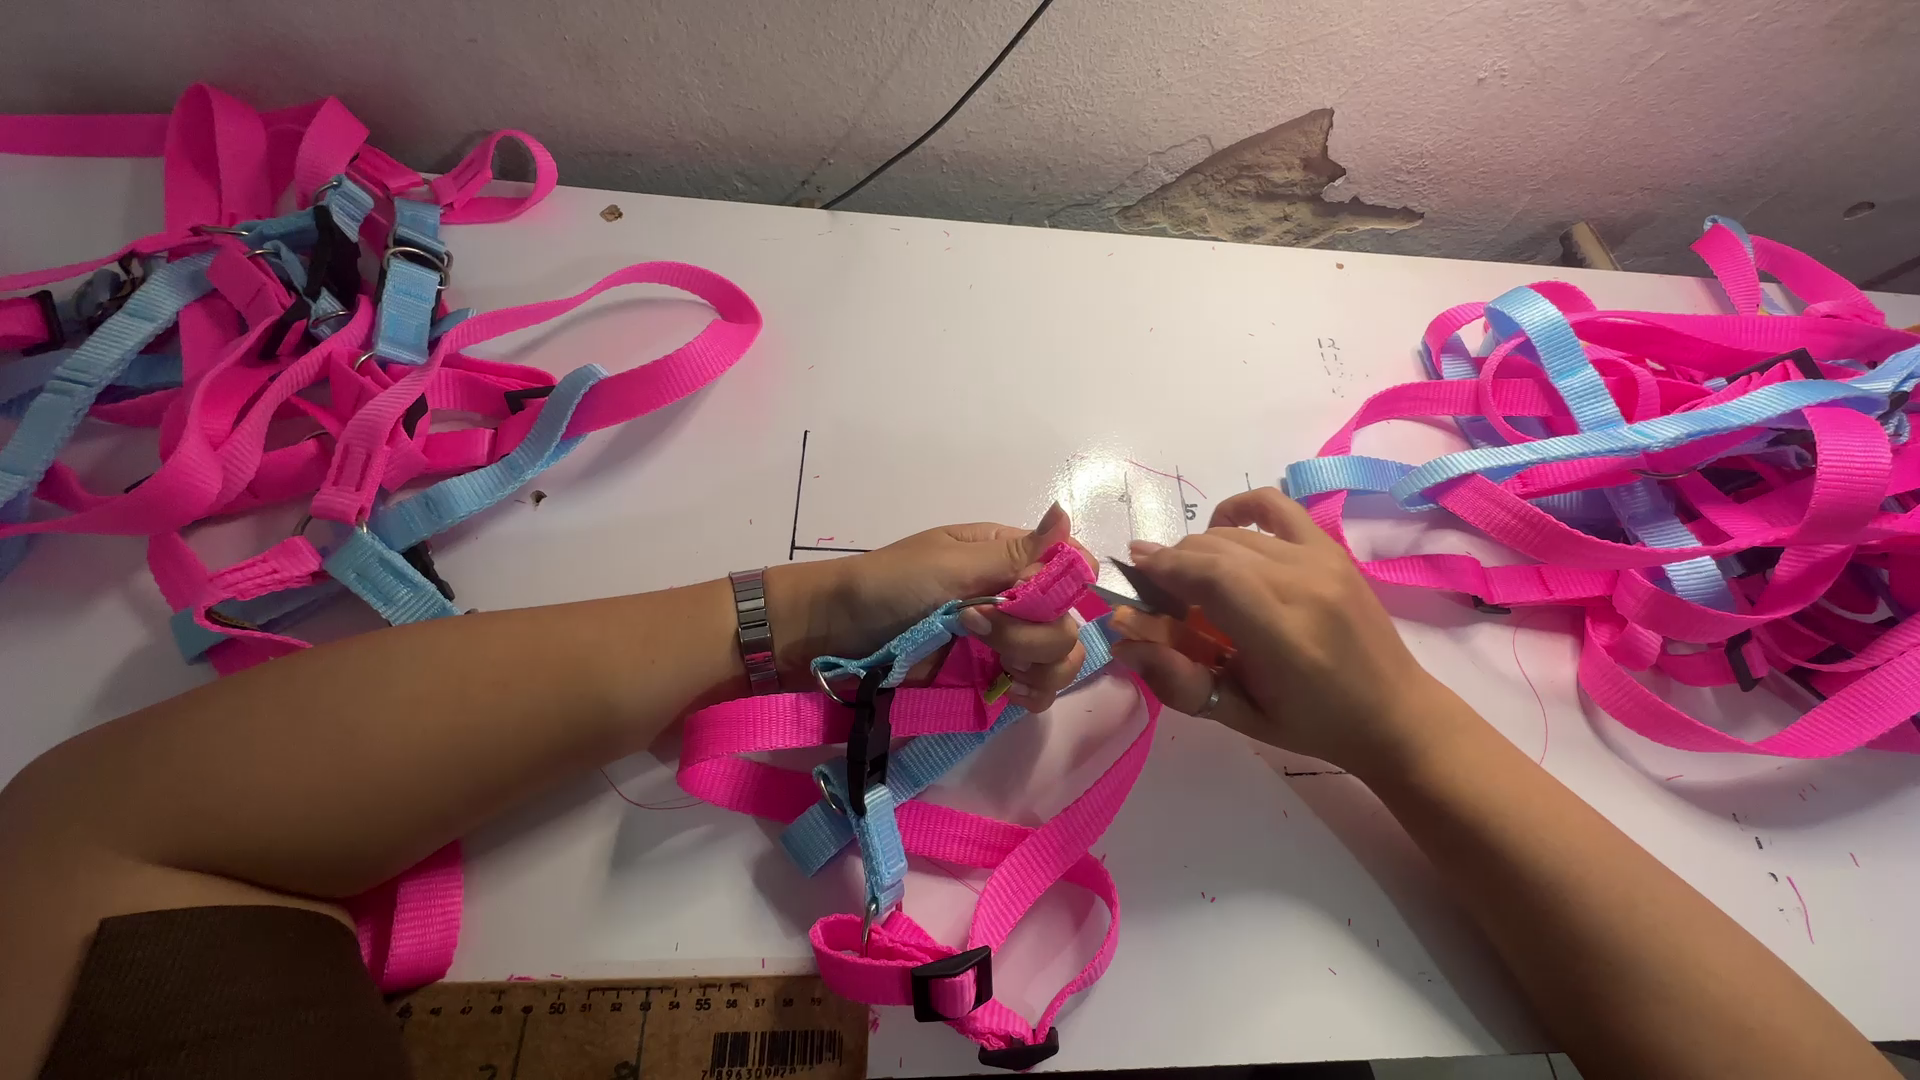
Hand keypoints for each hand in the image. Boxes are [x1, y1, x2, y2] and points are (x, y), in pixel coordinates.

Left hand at [766, 504, 1092, 711]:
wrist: (839, 633)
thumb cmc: (888, 584)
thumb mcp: (949, 563)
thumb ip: (1012, 554)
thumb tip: (1065, 513)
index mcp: (1006, 557)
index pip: (1068, 567)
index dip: (1073, 586)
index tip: (1054, 603)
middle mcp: (1014, 598)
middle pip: (1066, 622)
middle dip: (1034, 634)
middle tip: (979, 628)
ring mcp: (1004, 642)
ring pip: (1059, 659)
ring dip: (1036, 666)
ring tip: (996, 665)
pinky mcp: (990, 678)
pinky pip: (1035, 690)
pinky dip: (1032, 694)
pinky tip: (1007, 693)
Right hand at [1111, 488, 1455, 775]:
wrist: (1396, 714)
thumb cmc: (1314, 724)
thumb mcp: (1239, 715)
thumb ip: (1178, 680)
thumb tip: (1123, 643)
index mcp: (1283, 635)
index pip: (1210, 576)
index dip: (1163, 568)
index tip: (1133, 577)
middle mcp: (1304, 585)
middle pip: (1214, 548)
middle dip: (1172, 563)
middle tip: (1157, 595)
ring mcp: (1322, 561)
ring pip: (1233, 533)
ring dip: (1196, 549)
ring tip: (1188, 579)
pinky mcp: (1330, 549)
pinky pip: (1274, 506)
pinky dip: (1238, 508)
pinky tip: (1221, 530)